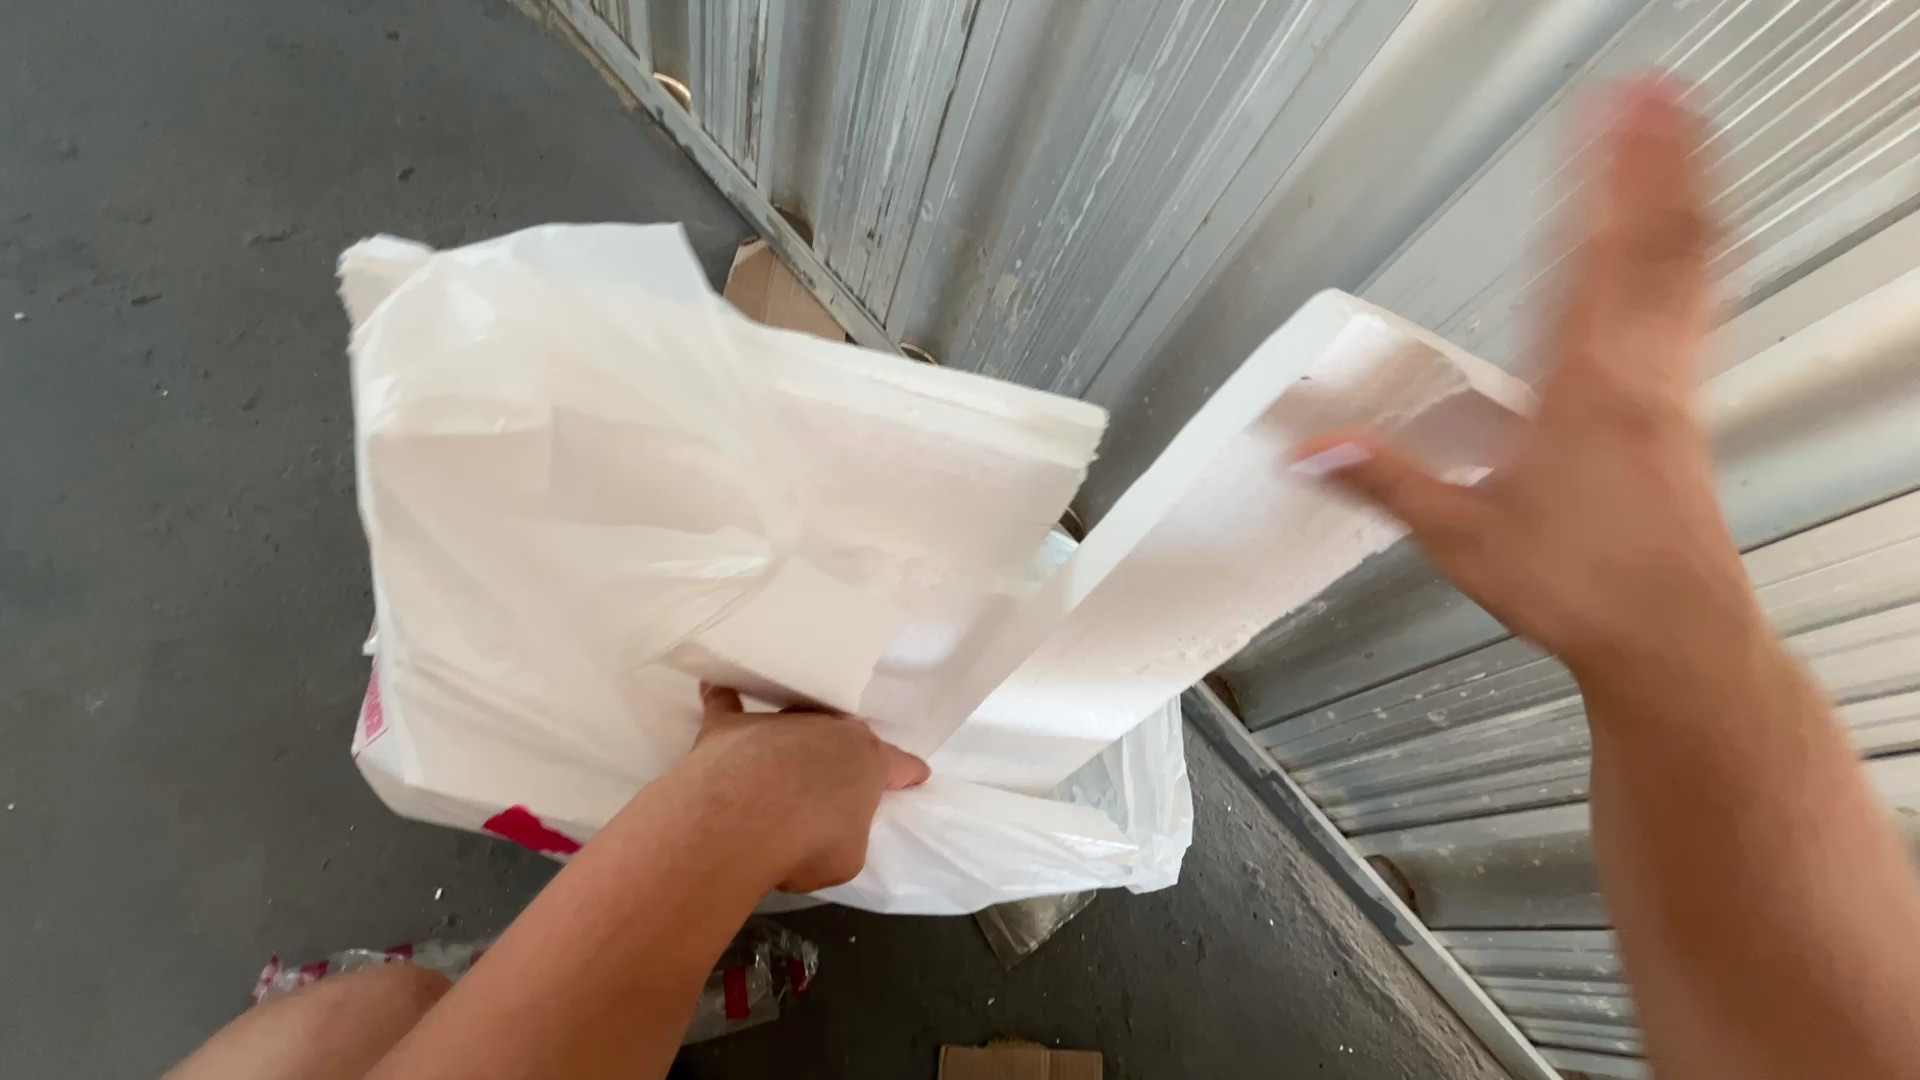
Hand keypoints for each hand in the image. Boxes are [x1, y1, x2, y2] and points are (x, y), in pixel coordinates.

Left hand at [685, 683, 928, 892]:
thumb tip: (827, 830)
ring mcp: (780, 722)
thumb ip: (847, 836)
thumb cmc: (808, 842)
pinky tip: (714, 687)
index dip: (908, 774)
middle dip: (844, 752)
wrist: (742, 821)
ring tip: (785, 753)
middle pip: (844, 736)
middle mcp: (829, 730)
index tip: (916, 775)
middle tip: (837, 776)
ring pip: (793, 720)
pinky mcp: (731, 726)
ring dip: (793, 736)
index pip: (898, 765)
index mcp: (867, 761)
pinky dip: (723, 697)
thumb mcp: (848, 858)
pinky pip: (727, 704)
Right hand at [1292, 80, 1763, 677]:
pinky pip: (1694, 319)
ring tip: (1677, 147)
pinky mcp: (1680, 419)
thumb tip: (1312, 449)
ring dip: (1685, 201)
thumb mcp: (1452, 532)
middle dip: (1657, 163)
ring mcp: (1671, 395)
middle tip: (1653, 93)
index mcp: (1585, 393)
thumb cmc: (1578, 584)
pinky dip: (1690, 267)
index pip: (1591, 265)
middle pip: (1660, 248)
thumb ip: (1380, 479)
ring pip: (1691, 277)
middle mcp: (1641, 380)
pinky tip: (1681, 264)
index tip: (1604, 115)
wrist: (1670, 638)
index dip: (1599, 183)